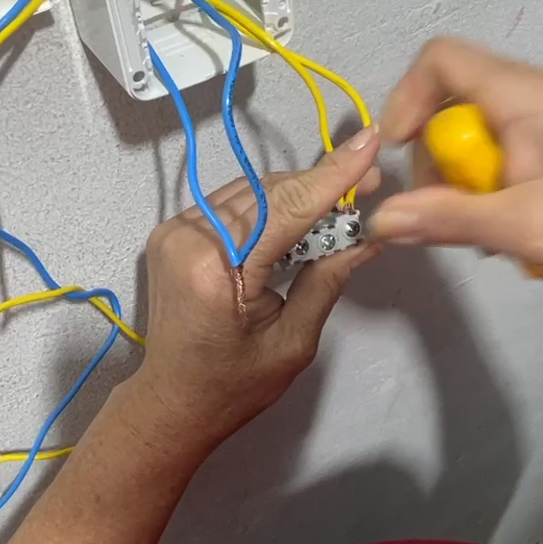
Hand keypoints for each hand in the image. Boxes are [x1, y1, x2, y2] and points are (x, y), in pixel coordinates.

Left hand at [115, 126, 382, 456]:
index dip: (330, 177)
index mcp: (213, 270)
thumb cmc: (234, 384)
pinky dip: (269, 205)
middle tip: (370, 182)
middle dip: (319, 184)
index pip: (282, 209)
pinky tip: (299, 214)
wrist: (172, 399)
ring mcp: (174, 230)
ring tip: (340, 201)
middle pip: (266, 192)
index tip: (370, 144)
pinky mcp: (174, 231)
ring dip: (296, 192)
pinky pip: (232, 204)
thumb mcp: (292, 343)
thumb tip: (369, 235)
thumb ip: (325, 281)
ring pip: (250, 191)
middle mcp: (186, 238)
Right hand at [372, 37, 542, 291]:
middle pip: (450, 104)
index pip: (438, 60)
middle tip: (450, 209)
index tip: (400, 152)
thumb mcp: (523, 226)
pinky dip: (494, 192)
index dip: (405, 99)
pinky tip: (517, 230)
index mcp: (519, 95)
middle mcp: (532, 97)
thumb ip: (447, 218)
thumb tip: (380, 219)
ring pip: (476, 139)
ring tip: (489, 230)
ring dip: (465, 184)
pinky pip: (504, 158)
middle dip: (435, 159)